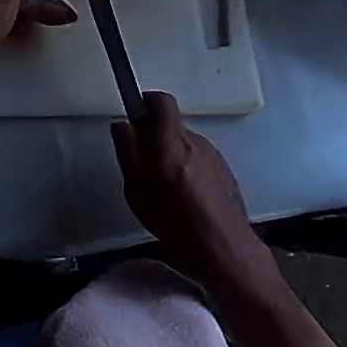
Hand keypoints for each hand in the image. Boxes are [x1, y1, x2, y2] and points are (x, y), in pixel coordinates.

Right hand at [110, 91, 270, 286]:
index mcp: (170, 142)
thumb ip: (127, 152)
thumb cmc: (175, 221)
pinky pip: (198, 157)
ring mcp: (213, 154)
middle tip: (141, 161)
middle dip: (154, 135)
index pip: (160, 101)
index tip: (135, 114)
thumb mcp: (136, 190)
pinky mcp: (223, 168)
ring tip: (162, 186)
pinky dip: (187, 167)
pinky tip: (182, 195)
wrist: (222, 246)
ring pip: (184, 142)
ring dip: (171, 153)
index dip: (145, 102)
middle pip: (171, 123)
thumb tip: (122, 125)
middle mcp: (195, 141)